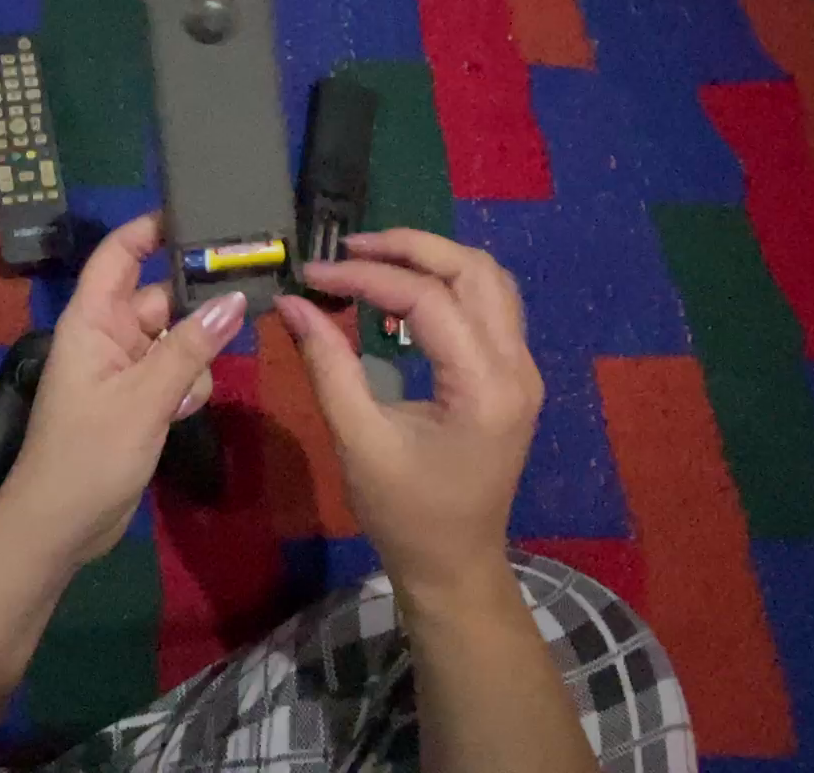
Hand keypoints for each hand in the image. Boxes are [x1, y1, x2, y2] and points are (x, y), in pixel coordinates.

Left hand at [0, 214, 247, 565]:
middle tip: (246, 298)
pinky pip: (173, 372)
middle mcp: (108, 334)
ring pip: (175, 338)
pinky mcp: (137, 397)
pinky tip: (181, 414)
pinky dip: (185, 386)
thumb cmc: (89, 454)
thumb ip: (190, 348)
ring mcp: (123, 367)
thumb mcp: (144, 398)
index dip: (151, 228)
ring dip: (192, 359)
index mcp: (92, 320)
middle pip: (160, 297)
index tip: (198, 212)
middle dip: (194, 306)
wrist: (62, 525)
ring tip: (186, 394)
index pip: (119, 254)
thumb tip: (234, 301)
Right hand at [274, 229, 542, 606]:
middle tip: (348, 250)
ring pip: (489, 279)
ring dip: (433, 259)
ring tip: (373, 261)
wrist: (454, 565)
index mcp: (484, 387)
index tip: (312, 275)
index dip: (364, 277)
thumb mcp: (359, 439)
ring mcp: (522, 369)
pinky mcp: (511, 375)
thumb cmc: (405, 513)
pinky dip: (447, 283)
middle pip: (474, 270)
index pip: (427, 299)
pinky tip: (404, 293)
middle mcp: (517, 367)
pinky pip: (488, 304)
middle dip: (409, 248)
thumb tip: (291, 303)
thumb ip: (327, 364)